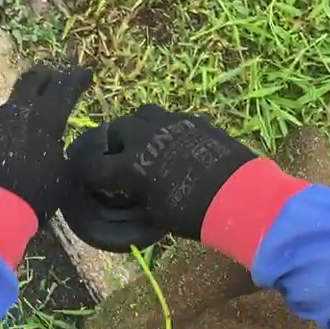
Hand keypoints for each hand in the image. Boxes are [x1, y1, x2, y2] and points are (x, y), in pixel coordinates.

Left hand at [0, 65, 92, 221]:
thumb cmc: (34, 192)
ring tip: (34, 112)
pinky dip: (10, 124)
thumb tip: (57, 145)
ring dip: (26, 102)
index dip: (77, 79)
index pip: (64, 88)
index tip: (86, 74)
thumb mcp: (63, 175)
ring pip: (12, 102)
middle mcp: (17, 111)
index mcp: (45, 117)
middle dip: (47, 77)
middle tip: (56, 79)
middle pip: (32, 80)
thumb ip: (61, 153)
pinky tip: (12, 137)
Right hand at [61, 105, 257, 249]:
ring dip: (138, 129)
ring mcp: (169, 123)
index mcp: (130, 164)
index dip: (90, 175)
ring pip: (141, 115)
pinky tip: (174, 144)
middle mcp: (144, 137)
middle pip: (116, 130)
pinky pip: (169, 119)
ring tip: (145, 144)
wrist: (239, 196)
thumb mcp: (155, 213)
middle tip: (121, 160)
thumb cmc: (193, 213)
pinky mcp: (192, 120)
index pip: (95, 166)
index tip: (92, 180)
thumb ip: (137, 196)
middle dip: (114, 145)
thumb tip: (131, 193)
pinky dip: (165, 130)